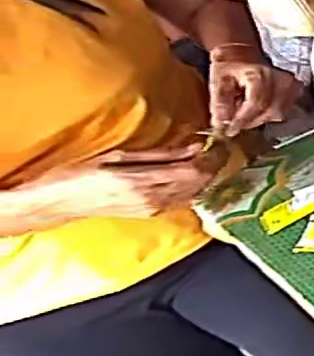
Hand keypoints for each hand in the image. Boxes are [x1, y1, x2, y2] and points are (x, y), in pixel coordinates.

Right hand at [6, 144, 224, 225]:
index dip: (213, 155)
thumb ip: (160, 153)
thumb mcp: (115, 156)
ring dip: (210, 174)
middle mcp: (152, 197)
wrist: (53, 204)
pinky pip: (189, 198)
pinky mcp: (155, 214)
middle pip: (202, 180)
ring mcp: (155, 208)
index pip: (194, 169)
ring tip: (209, 159)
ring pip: (200, 190)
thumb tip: (196, 146)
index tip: (219, 142)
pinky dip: (199, 185)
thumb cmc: (77, 175)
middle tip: (217, 149)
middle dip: (216, 163)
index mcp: (140, 181)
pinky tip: (196, 175)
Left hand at [207, 45, 296, 133]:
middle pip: (271, 110)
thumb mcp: (217, 83)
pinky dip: (271, 113)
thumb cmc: (228, 68)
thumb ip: (220, 103)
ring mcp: (293, 85)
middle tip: (235, 123)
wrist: (243, 56)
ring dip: (261, 118)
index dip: (243, 119)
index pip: (257, 103)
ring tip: (246, 113)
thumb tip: (221, 123)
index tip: (230, 130)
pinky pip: (286, 110)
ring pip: (280, 112)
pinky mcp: (298, 90)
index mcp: (260, 75)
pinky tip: (260, 109)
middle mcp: (282, 80)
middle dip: (252, 120)